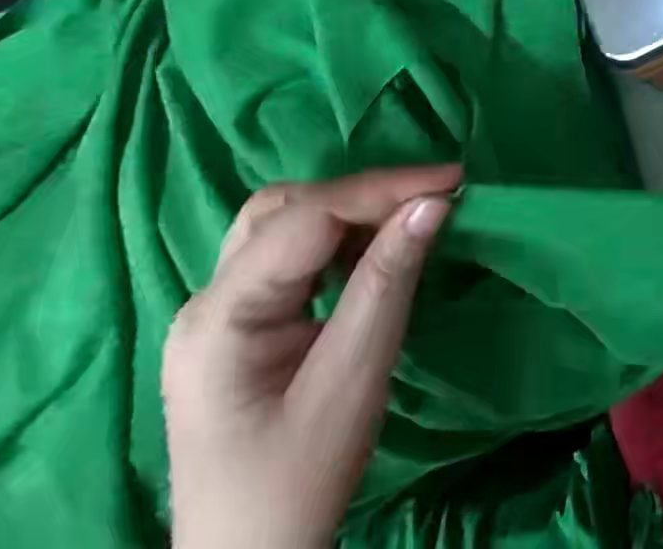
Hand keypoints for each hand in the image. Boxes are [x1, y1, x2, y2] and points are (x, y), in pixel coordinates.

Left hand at [162, 166, 458, 548]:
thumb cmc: (299, 480)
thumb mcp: (353, 379)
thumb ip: (388, 282)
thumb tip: (433, 203)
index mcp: (221, 315)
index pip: (307, 218)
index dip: (383, 189)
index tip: (453, 181)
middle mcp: (209, 299)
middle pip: (284, 210)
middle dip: (364, 194)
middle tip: (433, 197)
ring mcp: (219, 310)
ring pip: (284, 224)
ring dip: (351, 211)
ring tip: (411, 215)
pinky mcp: (241, 322)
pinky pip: (291, 255)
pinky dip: (340, 238)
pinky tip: (375, 248)